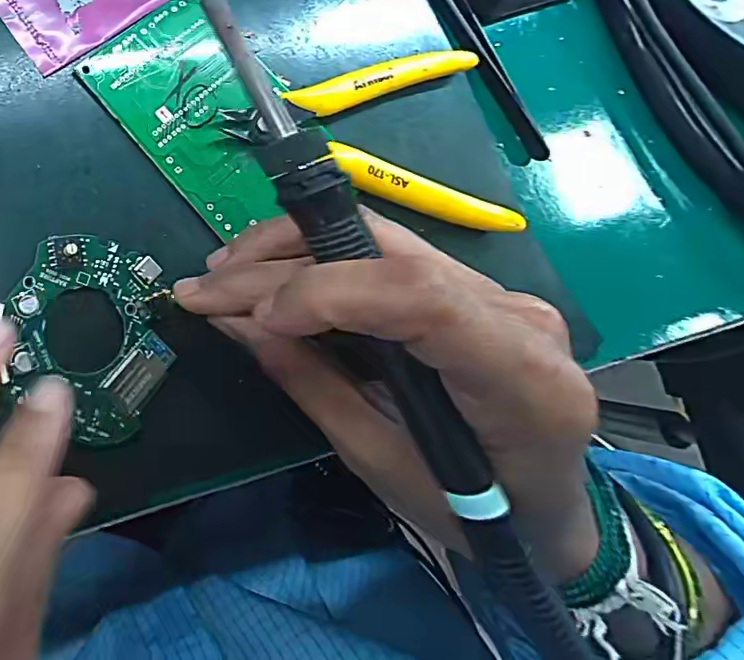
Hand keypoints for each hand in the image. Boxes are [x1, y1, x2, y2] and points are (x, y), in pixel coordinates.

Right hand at [174, 210, 599, 580]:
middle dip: (271, 268)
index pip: (420, 297)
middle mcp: (509, 311)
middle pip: (375, 251)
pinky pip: (363, 244)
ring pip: (361, 231)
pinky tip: (254, 269)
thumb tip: (235, 321)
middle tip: (200, 290)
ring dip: (276, 249)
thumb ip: (309, 383)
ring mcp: (483, 285)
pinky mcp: (450, 276)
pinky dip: (298, 253)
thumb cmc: (475, 511)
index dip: (326, 292)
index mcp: (520, 377)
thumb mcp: (380, 462)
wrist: (543, 508)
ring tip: (219, 274)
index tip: (258, 320)